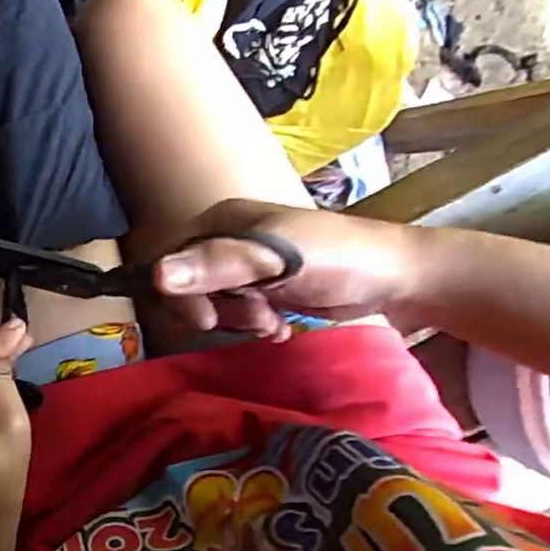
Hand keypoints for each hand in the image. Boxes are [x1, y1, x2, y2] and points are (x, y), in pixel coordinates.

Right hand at [152, 198, 429, 340]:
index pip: (165, 261)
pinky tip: (279, 327)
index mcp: (219, 223)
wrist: (394, 279)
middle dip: (215, 310)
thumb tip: (155, 275)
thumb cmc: (336, 257)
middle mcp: (223, 241)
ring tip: (272, 322)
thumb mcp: (274, 260)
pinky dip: (250, 325)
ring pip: (208, 304)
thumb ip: (216, 265)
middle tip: (253, 318)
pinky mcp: (258, 290)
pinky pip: (232, 314)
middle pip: (183, 287)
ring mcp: (242, 267)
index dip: (175, 295)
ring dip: (237, 320)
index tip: (206, 318)